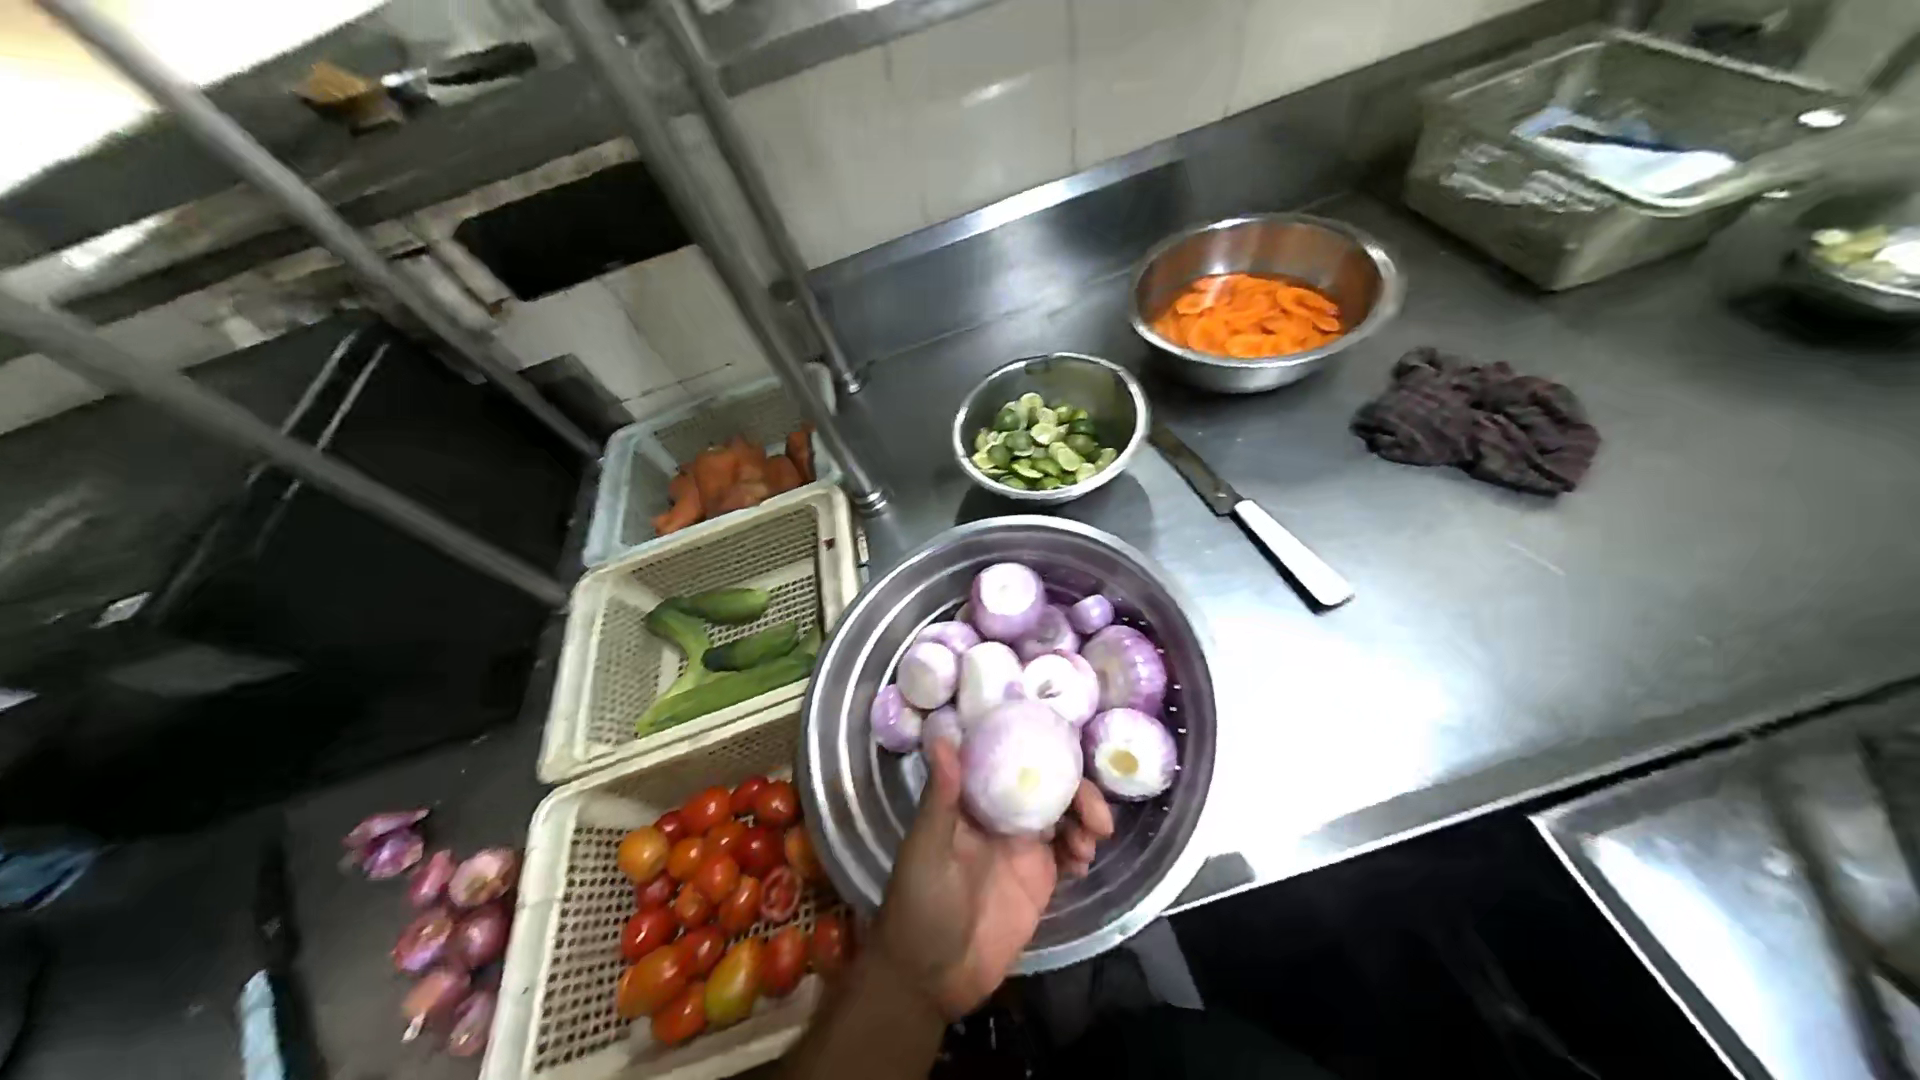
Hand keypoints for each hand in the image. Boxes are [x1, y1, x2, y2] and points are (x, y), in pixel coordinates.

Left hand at [873, 737, 1114, 1018]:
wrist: (932, 976)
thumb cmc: (920, 903)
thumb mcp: (927, 846)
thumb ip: (941, 795)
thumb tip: (943, 737)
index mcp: (971, 798)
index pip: (1009, 758)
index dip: (1038, 748)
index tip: (1067, 750)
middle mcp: (1000, 814)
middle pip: (1047, 785)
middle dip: (1077, 790)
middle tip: (1096, 813)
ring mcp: (1022, 846)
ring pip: (1064, 815)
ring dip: (1085, 818)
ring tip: (1091, 840)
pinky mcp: (1039, 879)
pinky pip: (1069, 852)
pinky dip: (1083, 849)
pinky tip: (1082, 863)